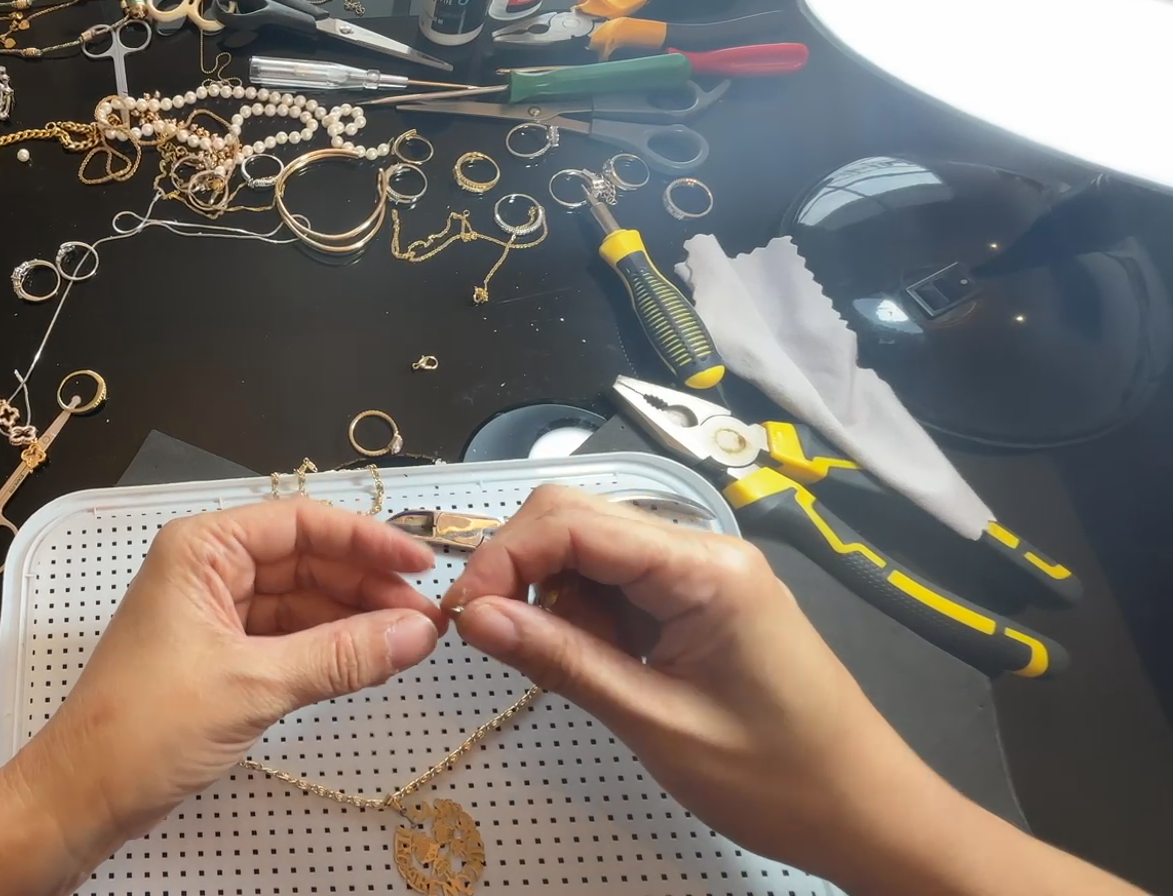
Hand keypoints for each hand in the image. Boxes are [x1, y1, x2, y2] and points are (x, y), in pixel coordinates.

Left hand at [1, 499, 445, 859]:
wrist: (83, 795)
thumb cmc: (147, 725)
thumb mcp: (252, 685)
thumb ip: (340, 656)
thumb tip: (418, 634)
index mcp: (203, 546)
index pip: (299, 524)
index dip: (365, 539)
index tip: (420, 565)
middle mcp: (210, 564)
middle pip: (305, 558)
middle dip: (365, 585)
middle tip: (427, 616)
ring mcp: (216, 606)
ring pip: (300, 597)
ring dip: (352, 616)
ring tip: (411, 638)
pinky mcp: (223, 647)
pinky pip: (287, 632)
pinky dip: (328, 643)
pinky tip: (370, 655)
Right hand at [439, 486, 970, 885]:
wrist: (875, 822)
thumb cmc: (779, 782)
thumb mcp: (656, 724)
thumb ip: (559, 661)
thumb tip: (471, 617)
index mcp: (703, 567)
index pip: (573, 523)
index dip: (505, 556)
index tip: (465, 611)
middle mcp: (696, 546)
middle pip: (571, 518)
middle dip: (521, 569)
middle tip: (496, 630)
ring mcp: (693, 565)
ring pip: (580, 547)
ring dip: (553, 597)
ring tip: (579, 663)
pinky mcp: (686, 590)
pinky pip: (605, 578)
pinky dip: (580, 612)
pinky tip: (603, 658)